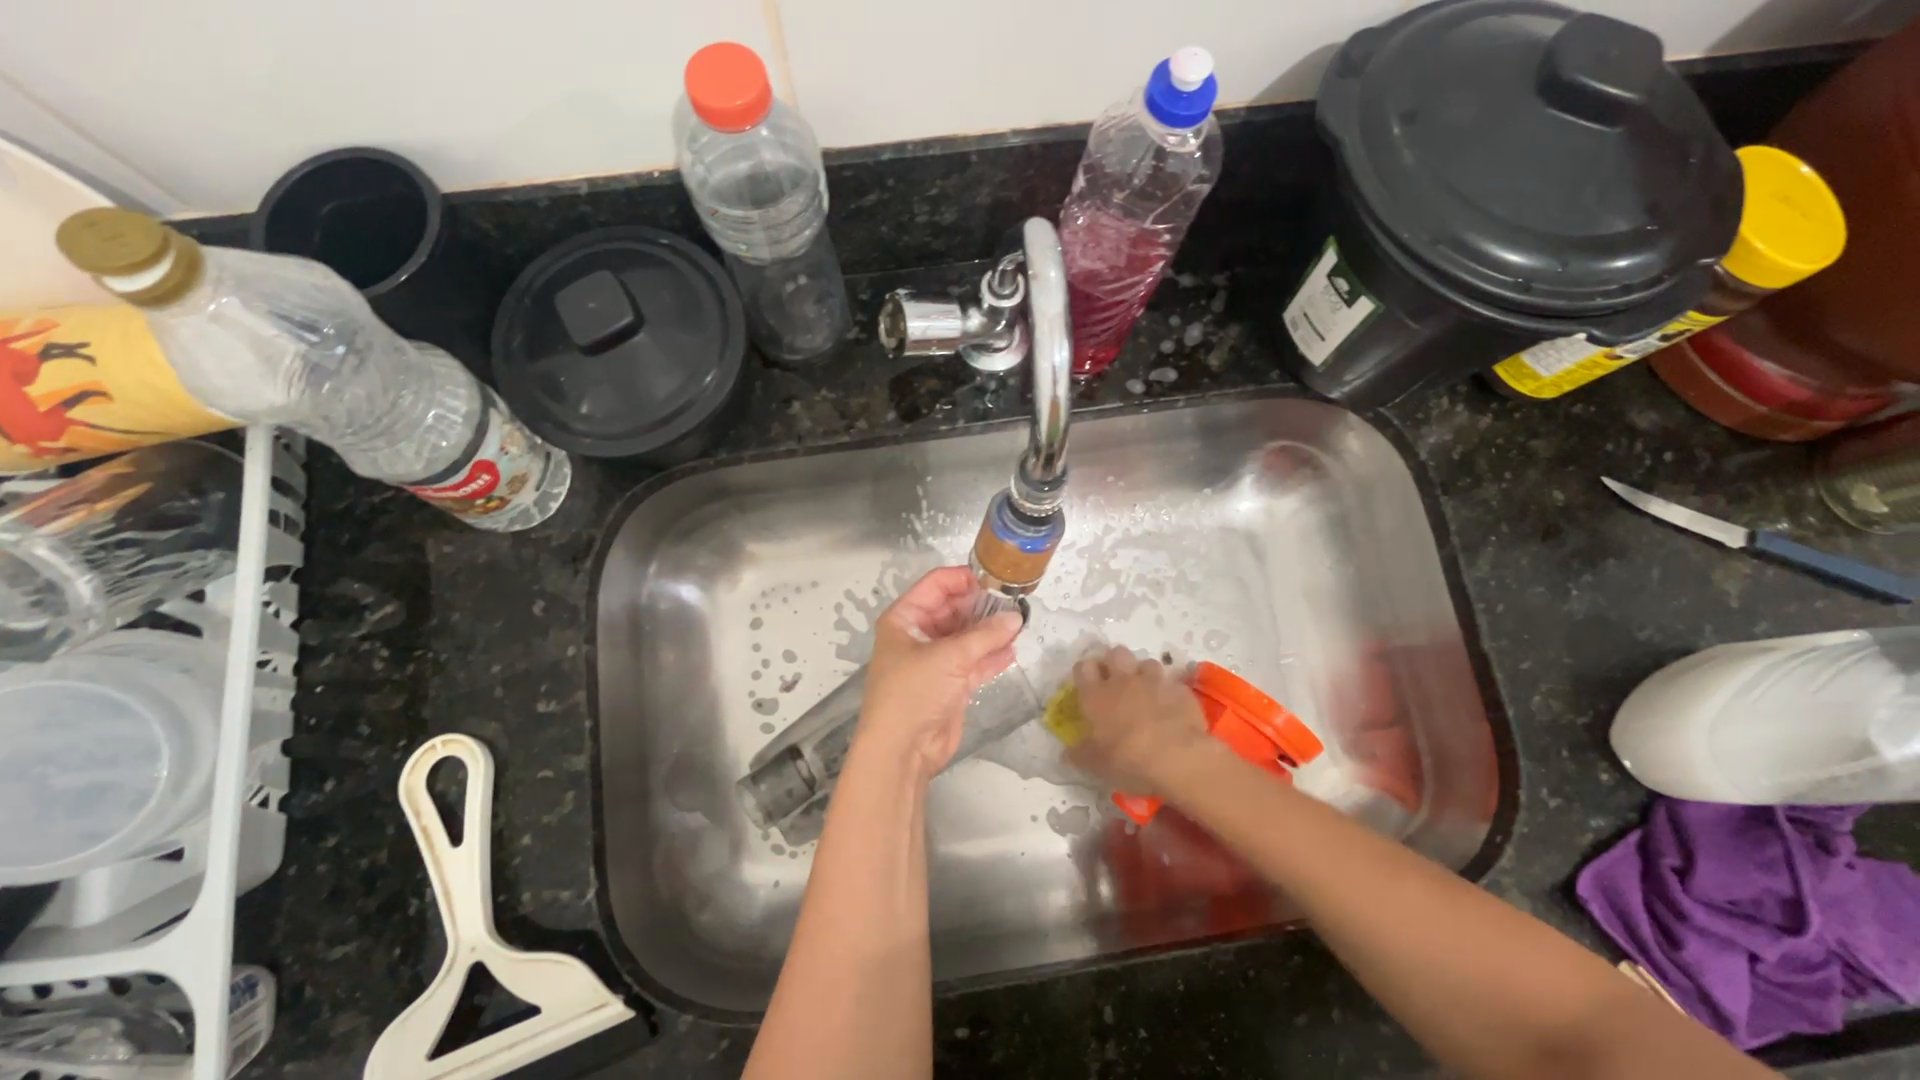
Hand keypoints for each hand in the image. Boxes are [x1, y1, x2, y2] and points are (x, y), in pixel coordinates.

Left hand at [856, 567, 1023, 778]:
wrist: (902, 750)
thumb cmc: (914, 692)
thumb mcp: (948, 656)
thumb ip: (985, 635)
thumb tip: (1015, 618)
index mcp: (904, 619)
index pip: (935, 585)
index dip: (963, 579)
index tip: (995, 580)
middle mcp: (918, 636)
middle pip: (954, 610)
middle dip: (982, 607)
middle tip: (1014, 603)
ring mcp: (934, 661)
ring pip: (966, 637)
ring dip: (990, 631)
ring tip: (1020, 624)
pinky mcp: (950, 685)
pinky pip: (974, 662)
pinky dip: (991, 656)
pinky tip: (1013, 650)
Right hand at [1068, 646, 1216, 793]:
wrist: (1176, 758)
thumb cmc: (1127, 760)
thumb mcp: (1095, 765)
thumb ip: (1080, 754)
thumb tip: (1068, 753)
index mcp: (1096, 696)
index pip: (1083, 667)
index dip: (1085, 672)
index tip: (1087, 683)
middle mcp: (1123, 681)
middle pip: (1116, 653)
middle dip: (1115, 662)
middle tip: (1117, 681)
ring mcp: (1154, 682)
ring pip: (1147, 663)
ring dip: (1145, 674)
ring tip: (1147, 692)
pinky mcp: (1180, 691)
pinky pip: (1173, 684)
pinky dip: (1170, 693)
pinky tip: (1172, 708)